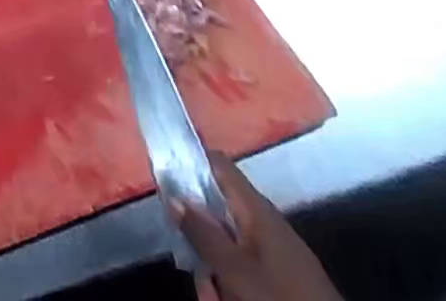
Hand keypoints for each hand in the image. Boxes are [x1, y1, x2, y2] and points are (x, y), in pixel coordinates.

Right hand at [173, 155, 342, 300]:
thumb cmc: (281, 298)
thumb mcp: (233, 268)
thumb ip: (201, 231)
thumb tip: (173, 194)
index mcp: (257, 209)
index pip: (219, 165)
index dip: (190, 158)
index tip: (163, 166)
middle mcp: (266, 221)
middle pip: (218, 205)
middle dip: (197, 226)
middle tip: (185, 248)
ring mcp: (277, 247)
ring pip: (227, 237)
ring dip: (211, 258)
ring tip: (210, 288)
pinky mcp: (282, 271)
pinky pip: (242, 259)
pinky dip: (229, 274)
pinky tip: (226, 294)